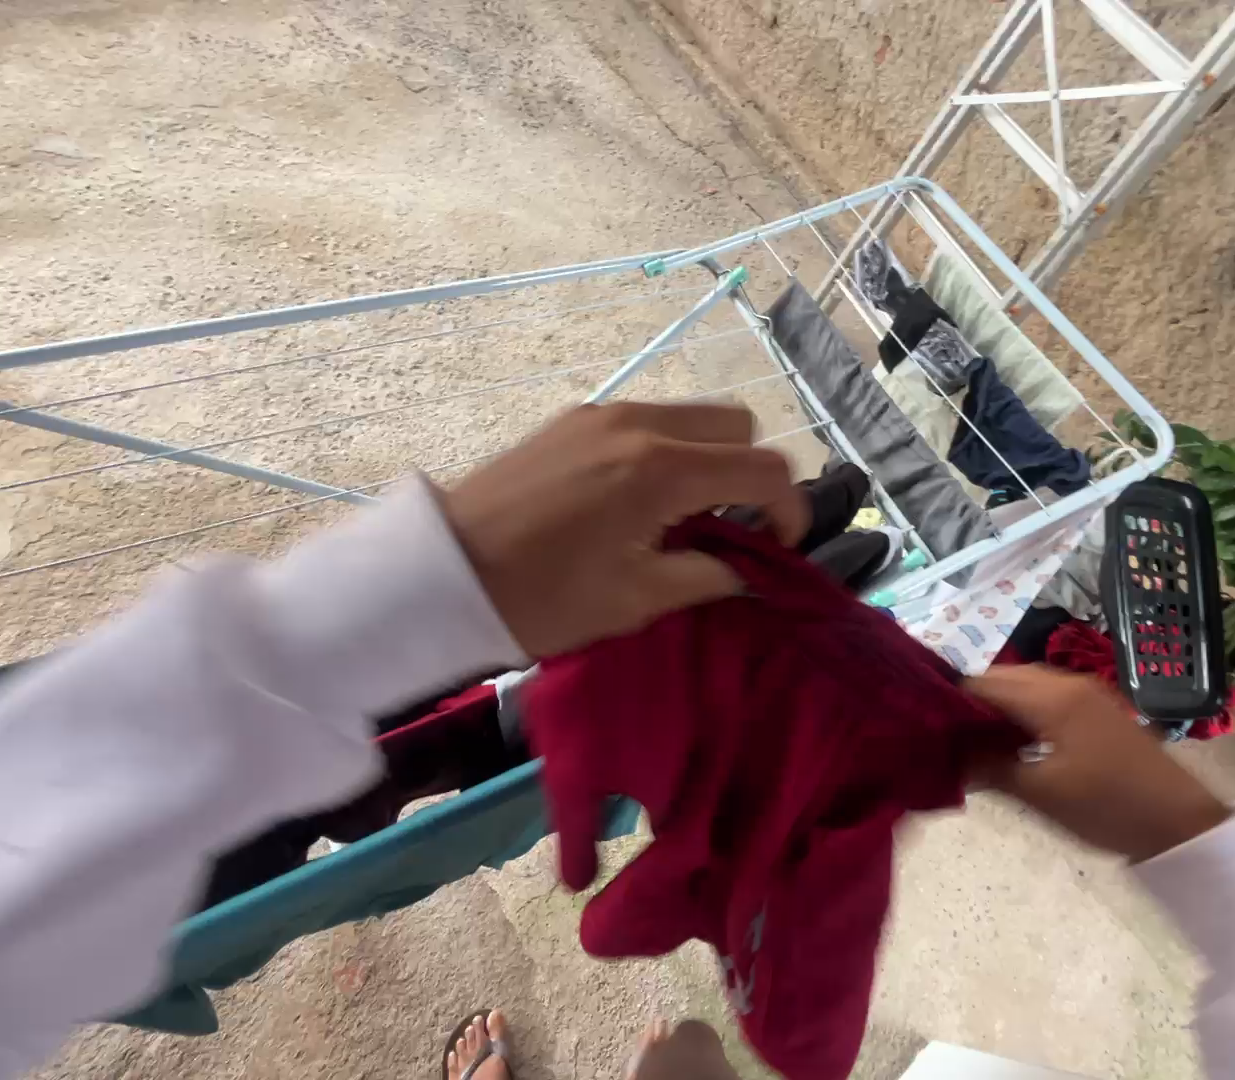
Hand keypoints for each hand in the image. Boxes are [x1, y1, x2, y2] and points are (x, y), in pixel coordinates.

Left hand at [440, 402, 806, 657]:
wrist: (443, 571)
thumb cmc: (541, 598)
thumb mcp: (635, 600)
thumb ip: (707, 576)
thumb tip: (745, 569)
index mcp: (661, 470)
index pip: (763, 468)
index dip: (791, 508)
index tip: (781, 547)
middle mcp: (639, 424)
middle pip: (737, 423)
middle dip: (751, 472)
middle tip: (729, 526)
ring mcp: (603, 413)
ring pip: (691, 417)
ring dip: (708, 458)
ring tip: (681, 514)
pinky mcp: (574, 419)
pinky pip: (647, 421)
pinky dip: (666, 451)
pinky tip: (636, 498)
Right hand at [963, 666, 1230, 862]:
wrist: (1186, 827)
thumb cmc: (1109, 809)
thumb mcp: (1041, 794)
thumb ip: (988, 768)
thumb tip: (944, 755)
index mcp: (1051, 697)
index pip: (982, 683)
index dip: (949, 699)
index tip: (925, 723)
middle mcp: (1066, 682)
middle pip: (1001, 677)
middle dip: (971, 700)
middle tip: (945, 732)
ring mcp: (1084, 692)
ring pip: (1022, 684)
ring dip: (996, 705)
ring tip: (972, 737)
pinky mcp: (1096, 707)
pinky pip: (1043, 695)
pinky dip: (1020, 709)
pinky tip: (1010, 738)